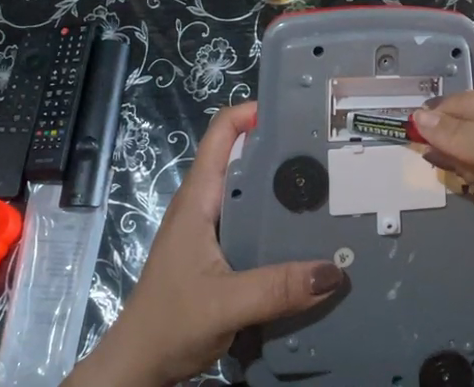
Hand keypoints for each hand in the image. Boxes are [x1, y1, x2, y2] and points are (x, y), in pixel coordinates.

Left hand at [63, 103, 345, 386]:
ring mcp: (210, 231)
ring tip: (328, 188)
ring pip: (250, 194)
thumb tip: (334, 270)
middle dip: (281, 149)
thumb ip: (277, 287)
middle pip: (243, 159)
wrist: (138, 369)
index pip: (222, 133)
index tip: (296, 112)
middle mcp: (205, 205)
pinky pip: (254, 224)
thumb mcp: (226, 304)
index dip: (253, 111)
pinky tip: (307, 236)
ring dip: (283, 188)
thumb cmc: (170, 323)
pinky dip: (279, 221)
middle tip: (328, 152)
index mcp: (198, 198)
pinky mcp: (219, 256)